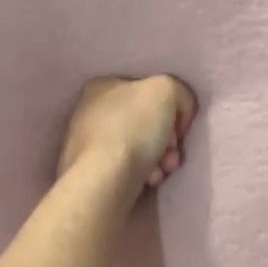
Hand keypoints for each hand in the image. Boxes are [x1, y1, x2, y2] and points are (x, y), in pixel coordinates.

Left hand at [57, 75, 197, 189]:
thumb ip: (179, 92)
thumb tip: (179, 115)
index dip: (170, 108)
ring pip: (141, 147)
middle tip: (171, 151)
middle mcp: (89, 113)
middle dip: (167, 139)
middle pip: (146, 122)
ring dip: (161, 159)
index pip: (147, 91)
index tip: (177, 127)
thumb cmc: (133, 128)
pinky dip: (145, 174)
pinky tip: (147, 180)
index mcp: (101, 87)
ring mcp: (88, 145)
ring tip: (161, 170)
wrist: (105, 180)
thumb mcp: (166, 90)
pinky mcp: (94, 173)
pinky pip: (130, 168)